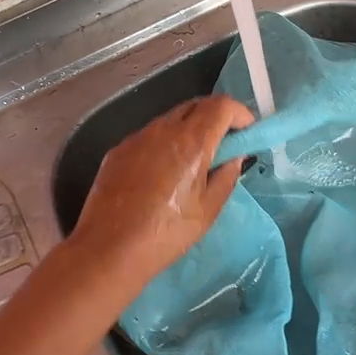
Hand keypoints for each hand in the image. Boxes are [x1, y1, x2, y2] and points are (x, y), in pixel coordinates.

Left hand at [66, 94, 252, 287]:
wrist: (108, 250)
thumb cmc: (166, 233)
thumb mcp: (207, 210)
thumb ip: (226, 177)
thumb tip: (234, 157)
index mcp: (191, 142)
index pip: (221, 106)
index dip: (239, 113)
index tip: (247, 131)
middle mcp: (162, 130)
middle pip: (195, 105)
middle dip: (216, 116)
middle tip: (226, 143)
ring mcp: (136, 138)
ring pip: (170, 119)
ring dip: (189, 128)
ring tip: (193, 160)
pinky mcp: (117, 150)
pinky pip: (148, 136)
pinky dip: (164, 142)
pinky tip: (162, 173)